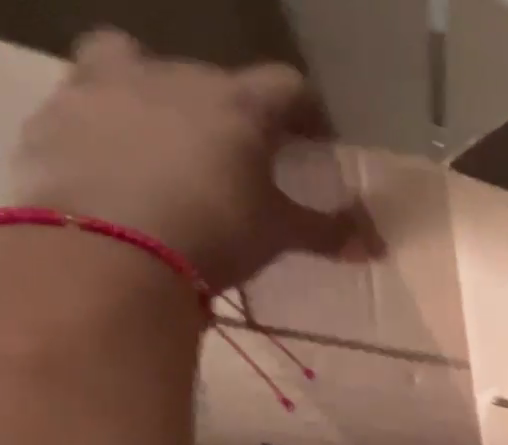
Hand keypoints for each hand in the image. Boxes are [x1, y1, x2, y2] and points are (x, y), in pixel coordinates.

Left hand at [8, 28, 375, 292]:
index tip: (315, 142)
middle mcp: (175, 79)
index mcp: (240, 104)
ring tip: (170, 132)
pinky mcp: (59, 113)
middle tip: (245, 148)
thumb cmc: (216, 229)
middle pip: (214, 76)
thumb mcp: (282, 234)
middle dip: (233, 106)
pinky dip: (109, 115)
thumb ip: (327, 231)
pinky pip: (88, 96)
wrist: (107, 246)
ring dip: (155, 87)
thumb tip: (374, 245)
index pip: (288, 85)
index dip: (307, 111)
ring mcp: (108, 88)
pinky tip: (123, 154)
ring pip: (131, 60)